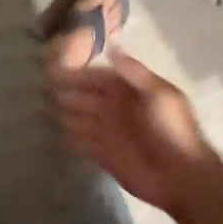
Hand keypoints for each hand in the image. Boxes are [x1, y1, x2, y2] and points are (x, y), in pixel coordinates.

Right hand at [50, 52, 217, 212]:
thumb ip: (133, 72)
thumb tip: (112, 46)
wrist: (181, 177)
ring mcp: (109, 132)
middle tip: (41, 88)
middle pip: (86, 97)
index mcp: (131, 92)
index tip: (55, 69)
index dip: (79, 74)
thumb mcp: (158, 94)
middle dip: (66, 92)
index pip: (99, 78)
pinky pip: (81, 142)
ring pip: (81, 118)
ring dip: (64, 113)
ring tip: (42, 107)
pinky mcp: (103, 155)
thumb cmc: (171, 131)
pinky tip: (53, 131)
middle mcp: (117, 109)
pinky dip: (69, 137)